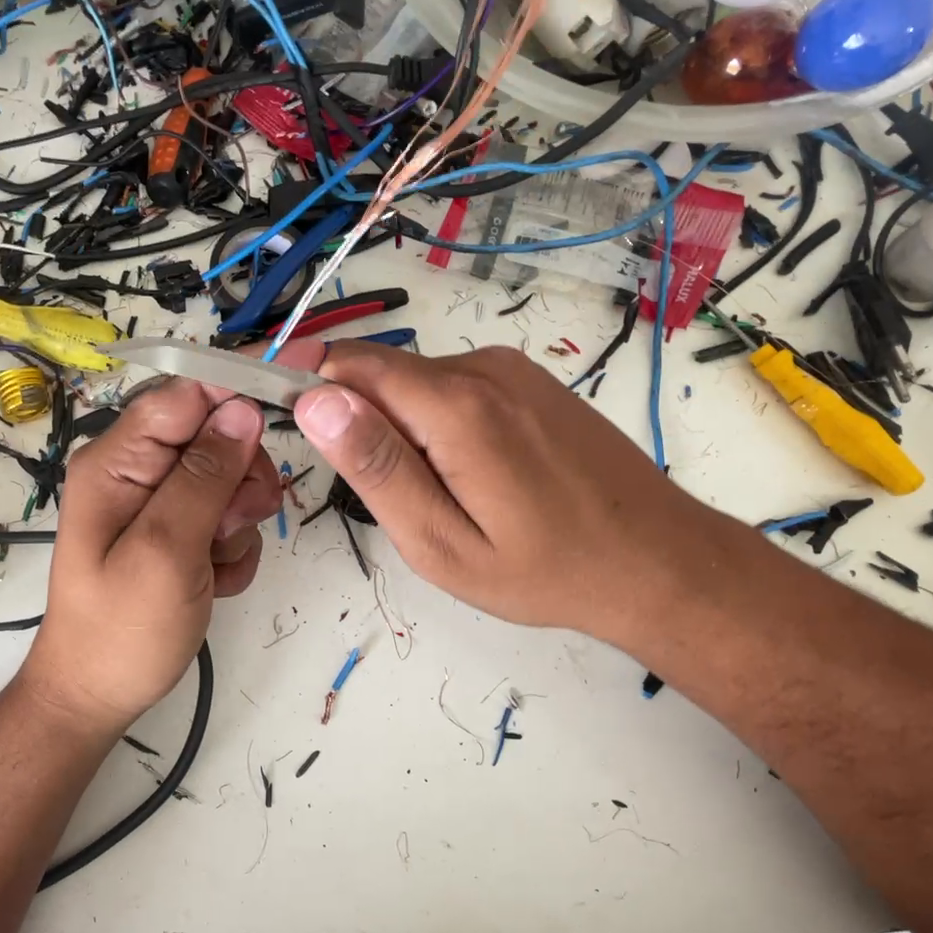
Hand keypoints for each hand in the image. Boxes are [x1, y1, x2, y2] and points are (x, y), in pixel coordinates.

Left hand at [15, 376, 280, 729]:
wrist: (98, 694)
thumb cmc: (122, 631)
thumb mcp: (165, 551)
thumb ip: (203, 478)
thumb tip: (241, 409)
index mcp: (115, 462)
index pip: (183, 395)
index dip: (235, 394)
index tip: (289, 407)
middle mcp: (134, 473)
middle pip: (214, 436)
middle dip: (238, 480)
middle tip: (229, 528)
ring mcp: (156, 505)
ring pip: (228, 482)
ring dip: (237, 526)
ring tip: (212, 567)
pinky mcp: (176, 535)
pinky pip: (224, 522)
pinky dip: (230, 552)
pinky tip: (211, 584)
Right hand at [291, 341, 725, 641]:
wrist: (658, 563)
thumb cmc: (543, 569)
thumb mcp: (440, 540)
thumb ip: (375, 467)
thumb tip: (314, 400)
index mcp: (455, 406)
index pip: (347, 364)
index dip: (301, 380)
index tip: (273, 415)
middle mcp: (483, 369)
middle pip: (379, 374)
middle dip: (355, 421)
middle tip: (380, 496)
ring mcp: (512, 371)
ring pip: (414, 384)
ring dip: (397, 429)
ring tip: (434, 497)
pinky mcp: (530, 383)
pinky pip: (451, 389)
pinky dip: (432, 425)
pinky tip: (467, 479)